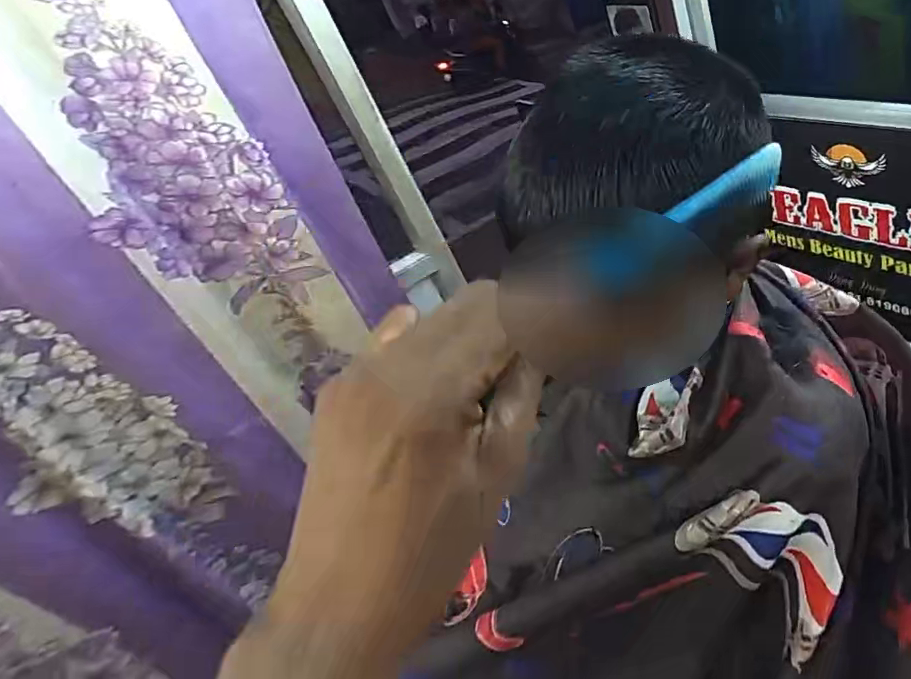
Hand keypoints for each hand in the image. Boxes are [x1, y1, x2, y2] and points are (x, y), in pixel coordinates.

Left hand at [221, 282, 543, 678]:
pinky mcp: (339, 386)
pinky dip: (437, 340)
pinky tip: (452, 372)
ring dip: (479, 326)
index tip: (576, 315)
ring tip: (501, 365)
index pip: (503, 313)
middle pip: (471, 301)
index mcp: (429, 389)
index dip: (546, 309)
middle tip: (545, 343)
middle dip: (517, 313)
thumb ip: (523, 389)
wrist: (334, 610)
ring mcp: (355, 370)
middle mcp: (387, 362)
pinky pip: (400, 336)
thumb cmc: (432, 550)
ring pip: (438, 313)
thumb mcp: (499, 470)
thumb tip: (544, 337)